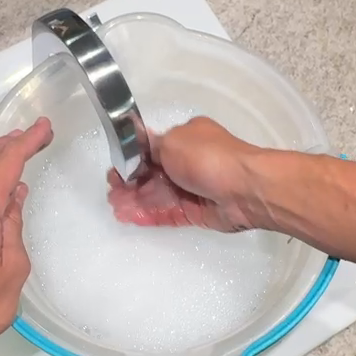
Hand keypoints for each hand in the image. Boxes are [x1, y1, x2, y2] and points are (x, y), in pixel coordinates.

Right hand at [105, 117, 264, 231]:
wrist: (244, 188)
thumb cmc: (207, 157)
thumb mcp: (173, 140)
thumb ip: (151, 147)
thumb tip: (138, 145)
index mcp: (186, 139)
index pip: (152, 149)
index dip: (132, 160)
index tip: (116, 170)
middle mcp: (188, 162)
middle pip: (152, 174)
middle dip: (130, 183)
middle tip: (112, 193)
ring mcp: (192, 189)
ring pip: (157, 195)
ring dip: (135, 200)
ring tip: (116, 208)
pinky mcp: (195, 212)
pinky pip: (167, 213)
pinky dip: (148, 214)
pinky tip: (129, 217)